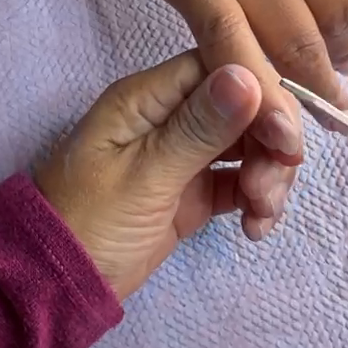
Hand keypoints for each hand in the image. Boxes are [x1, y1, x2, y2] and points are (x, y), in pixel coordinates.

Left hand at [35, 54, 283, 297]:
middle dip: (271, 143)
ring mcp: (184, 153)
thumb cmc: (90, 221)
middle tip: (270, 188)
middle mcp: (169, 116)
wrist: (60, 281)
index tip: (286, 140)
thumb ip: (198, 129)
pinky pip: (240, 180)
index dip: (262, 95)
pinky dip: (256, 199)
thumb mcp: (145, 176)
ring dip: (268, 175)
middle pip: (244, 105)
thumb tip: (246, 74)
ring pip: (249, 144)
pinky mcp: (194, 189)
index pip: (220, 66)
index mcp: (148, 98)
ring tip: (260, 213)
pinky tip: (255, 228)